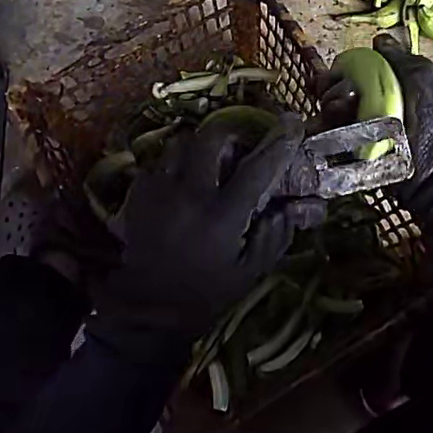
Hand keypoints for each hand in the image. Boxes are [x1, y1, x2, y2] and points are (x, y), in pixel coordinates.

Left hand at [89, 114, 325, 362]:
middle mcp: (188, 195)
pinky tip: (184, 186)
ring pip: (183, 143)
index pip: (257, 169)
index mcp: (221, 217)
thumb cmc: (206, 293)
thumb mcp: (250, 271)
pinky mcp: (137, 192)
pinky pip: (162, 161)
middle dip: (233, 134)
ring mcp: (158, 190)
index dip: (279, 143)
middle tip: (242, 147)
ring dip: (202, 149)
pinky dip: (178, 165)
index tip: (293, 123)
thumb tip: (296, 204)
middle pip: (212, 138)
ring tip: (210, 167)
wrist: (146, 309)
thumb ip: (276, 234)